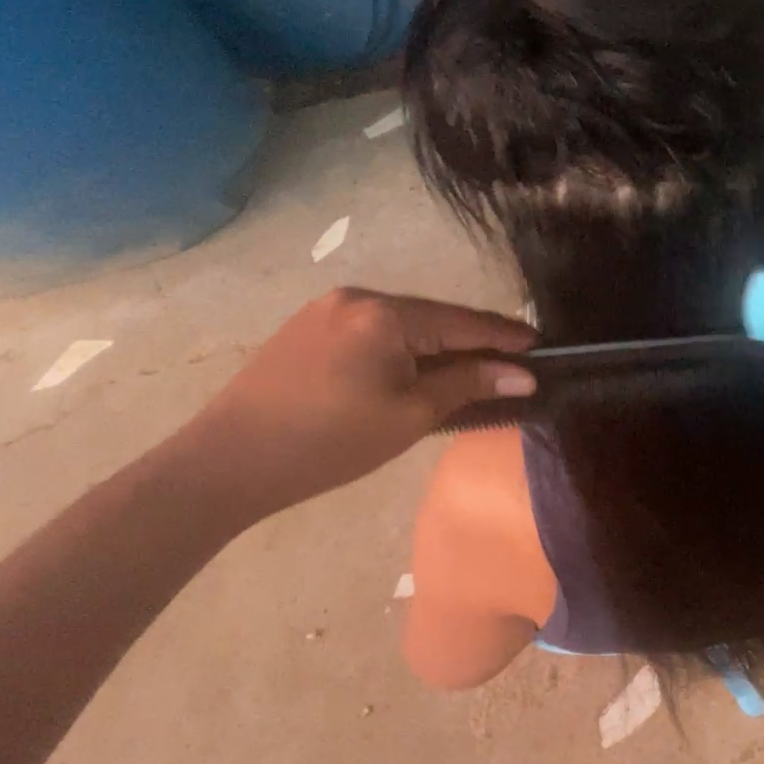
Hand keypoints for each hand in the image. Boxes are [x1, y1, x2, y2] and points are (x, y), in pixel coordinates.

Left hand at [175, 289, 537, 518]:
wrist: (221, 466)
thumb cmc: (328, 442)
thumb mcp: (412, 415)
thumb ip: (471, 385)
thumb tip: (524, 375)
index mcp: (385, 314)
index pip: (464, 322)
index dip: (505, 336)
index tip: (541, 346)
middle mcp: (357, 298)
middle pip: (434, 318)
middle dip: (472, 342)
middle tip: (508, 363)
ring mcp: (326, 310)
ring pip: (404, 324)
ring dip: (437, 346)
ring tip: (466, 369)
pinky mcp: (305, 328)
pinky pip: (374, 330)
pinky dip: (402, 348)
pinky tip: (414, 369)